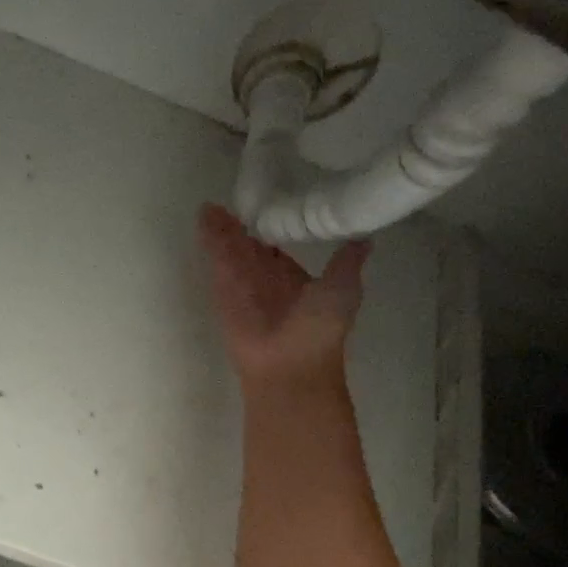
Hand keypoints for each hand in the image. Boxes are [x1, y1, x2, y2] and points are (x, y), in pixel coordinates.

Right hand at [198, 203, 368, 384]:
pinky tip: (204, 216)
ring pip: (230, 250)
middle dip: (238, 228)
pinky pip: (218, 260)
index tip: (266, 208)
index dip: (269, 231)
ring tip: (210, 206)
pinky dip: (211, 239)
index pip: (276, 251)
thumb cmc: (320, 329)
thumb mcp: (344, 287)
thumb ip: (347, 261)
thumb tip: (363, 237)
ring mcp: (242, 286)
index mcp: (292, 280)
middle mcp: (265, 282)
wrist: (289, 364)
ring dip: (220, 229)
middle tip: (230, 203)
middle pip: (248, 248)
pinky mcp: (223, 290)